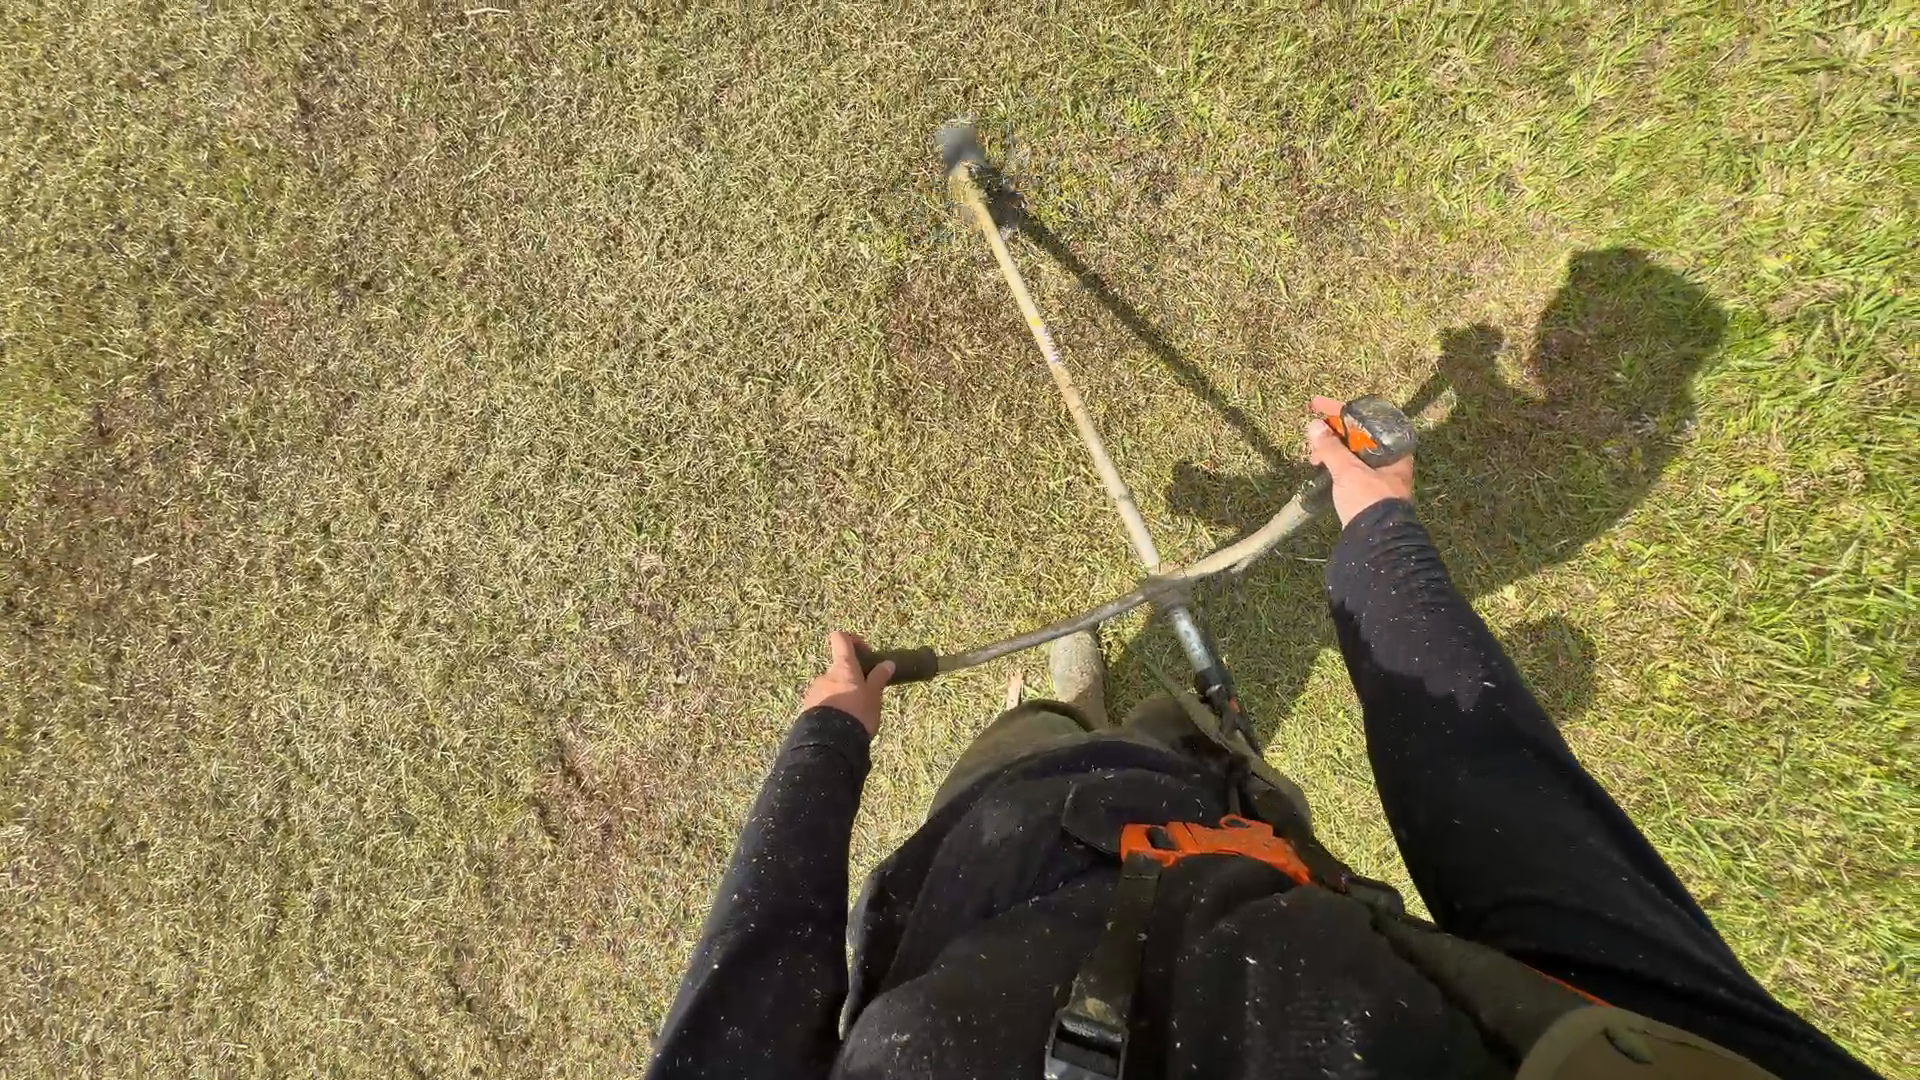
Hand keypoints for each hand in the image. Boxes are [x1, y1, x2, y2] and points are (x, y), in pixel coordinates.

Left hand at [800, 632, 893, 736]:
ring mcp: (814, 692)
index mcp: (843, 667)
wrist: (829, 744)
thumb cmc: (856, 714)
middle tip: (865, 696)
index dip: (852, 640)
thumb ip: (878, 678)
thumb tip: (887, 663)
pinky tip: (840, 725)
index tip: (864, 653)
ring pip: (831, 687)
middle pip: (838, 669)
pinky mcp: (807, 710)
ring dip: (842, 695)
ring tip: (854, 715)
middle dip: (851, 679)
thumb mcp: (874, 696)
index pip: (841, 639)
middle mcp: (825, 675)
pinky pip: (822, 703)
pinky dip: (832, 709)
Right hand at [1306, 395, 1415, 525]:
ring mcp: (1379, 472)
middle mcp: (1389, 457)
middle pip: (1357, 433)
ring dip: (1330, 448)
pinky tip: (1321, 467)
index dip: (1339, 410)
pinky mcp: (1369, 487)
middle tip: (1311, 436)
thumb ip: (1330, 448)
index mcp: (1393, 447)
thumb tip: (1313, 425)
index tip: (1316, 403)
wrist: (1378, 539)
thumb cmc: (1369, 500)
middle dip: (1332, 431)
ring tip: (1313, 456)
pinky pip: (1349, 465)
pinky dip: (1334, 462)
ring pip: (1351, 450)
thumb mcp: (1348, 471)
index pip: (1365, 418)